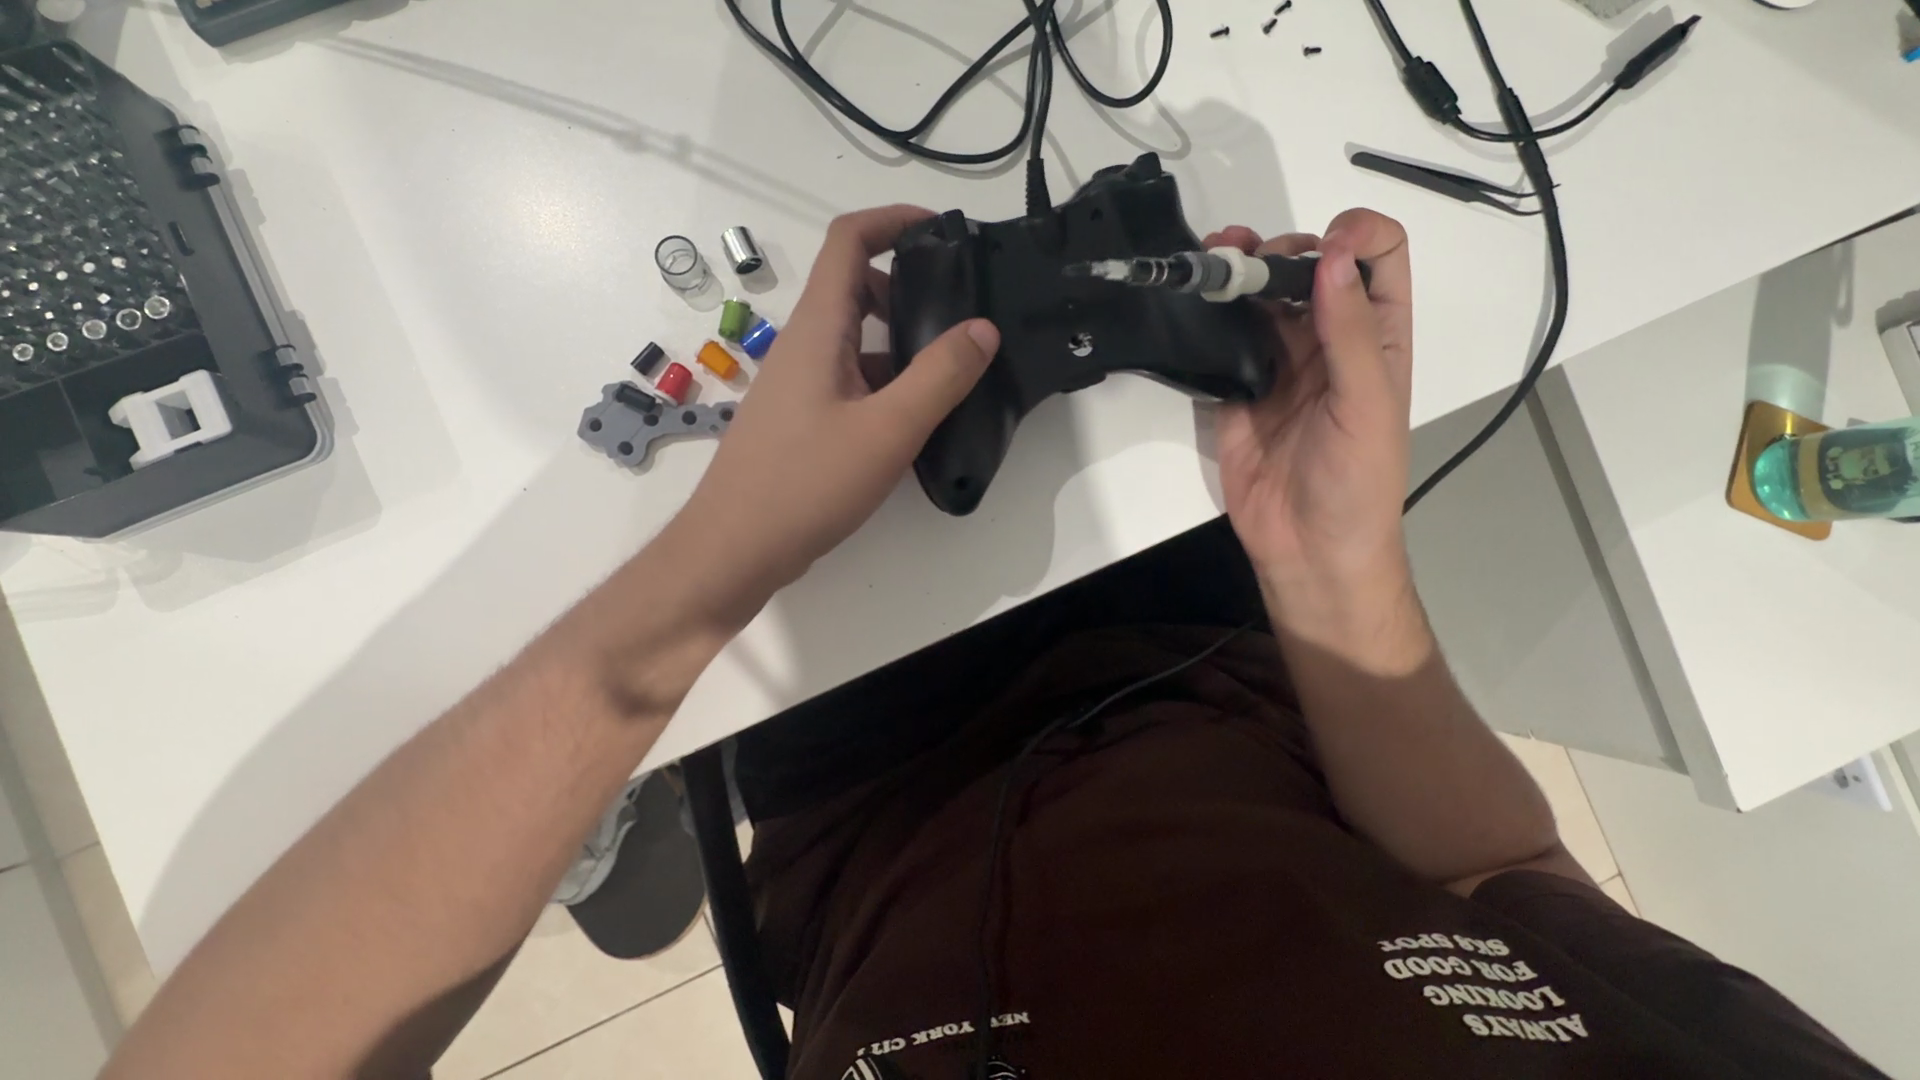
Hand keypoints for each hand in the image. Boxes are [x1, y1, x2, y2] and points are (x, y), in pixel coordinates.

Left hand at [667, 205, 999, 624]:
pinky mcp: (802, 422)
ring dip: (902, 345)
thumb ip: (939, 377)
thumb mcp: (886, 430)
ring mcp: (800, 386)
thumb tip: (982, 328)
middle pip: (855, 289)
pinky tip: (918, 422)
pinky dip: (886, 385)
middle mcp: (803, 347)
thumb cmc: (805, 484)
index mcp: (817, 329)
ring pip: (855, 342)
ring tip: (954, 373)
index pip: (849, 240)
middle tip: (962, 315)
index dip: (895, 221)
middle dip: (910, 289)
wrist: (735, 549)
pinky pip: (850, 383)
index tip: (944, 232)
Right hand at [1210, 210, 1414, 629]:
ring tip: (1212, 261)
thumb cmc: (1358, 482)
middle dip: (1282, 248)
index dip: (1355, 235)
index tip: (1322, 247)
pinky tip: (1194, 305)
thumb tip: (1333, 252)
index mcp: (1377, 336)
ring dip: (1239, 271)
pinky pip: (1222, 341)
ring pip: (1260, 297)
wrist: (1307, 549)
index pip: (1378, 257)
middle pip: (1309, 266)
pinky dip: (1208, 317)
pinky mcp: (1234, 390)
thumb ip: (1350, 330)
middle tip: (1250, 262)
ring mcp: (1278, 363)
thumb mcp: (1368, 403)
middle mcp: (1328, 340)